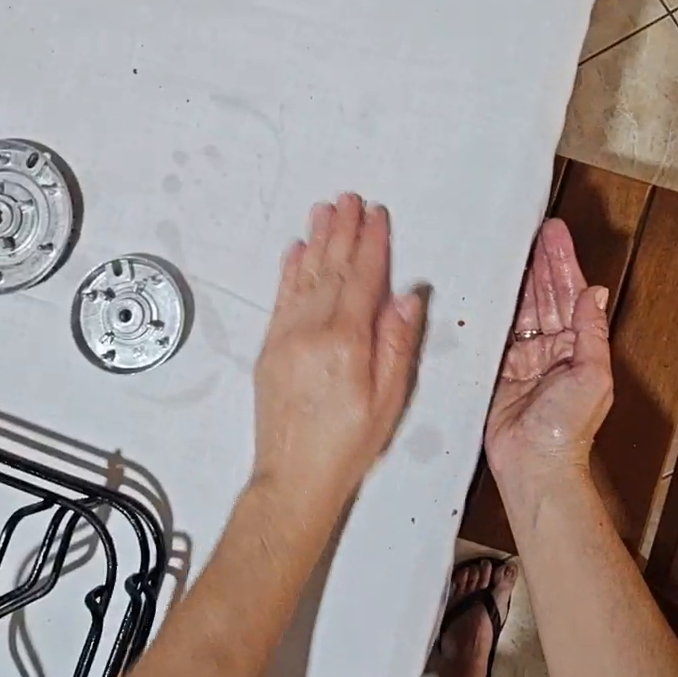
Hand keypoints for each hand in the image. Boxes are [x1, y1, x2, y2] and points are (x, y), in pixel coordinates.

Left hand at [253, 194, 428, 510]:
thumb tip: (408, 296)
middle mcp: (311, 331)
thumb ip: (397, 344)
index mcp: (346, 342)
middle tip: (348, 198)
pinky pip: (281, 298)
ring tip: (324, 210)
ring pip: (303, 277)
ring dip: (316, 241)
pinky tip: (296, 250)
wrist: (293, 478)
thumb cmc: (348, 444)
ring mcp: (285, 337)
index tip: (377, 215)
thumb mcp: (389, 400)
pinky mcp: (270, 347)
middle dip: (343, 231)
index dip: (372, 244)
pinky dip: (289, 271)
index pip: (362, 280)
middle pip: (331, 269)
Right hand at [485, 219, 612, 487]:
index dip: (564, 263)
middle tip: (537, 229)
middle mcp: (552, 349)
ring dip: (521, 277)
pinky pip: (497, 331)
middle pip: (546, 295)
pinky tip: (491, 285)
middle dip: (543, 261)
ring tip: (515, 246)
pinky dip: (495, 307)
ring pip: (522, 307)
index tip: (556, 235)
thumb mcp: (592, 376)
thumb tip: (594, 293)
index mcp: (578, 349)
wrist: (535, 465)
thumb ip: (591, 333)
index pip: (571, 295)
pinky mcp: (498, 369)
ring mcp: (524, 357)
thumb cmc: (568, 429)